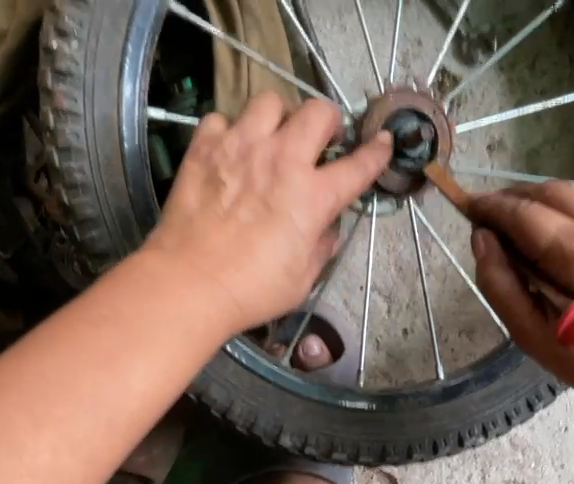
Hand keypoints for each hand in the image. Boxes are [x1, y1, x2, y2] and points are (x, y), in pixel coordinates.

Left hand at [142, 95, 391, 335]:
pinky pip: (222, 119)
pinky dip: (230, 131)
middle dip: (326, 122)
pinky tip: (230, 152)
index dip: (375, 153)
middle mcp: (281, 160)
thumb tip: (326, 228)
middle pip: (316, 112)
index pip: (357, 166)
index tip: (382, 144)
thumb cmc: (252, 290)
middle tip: (321, 141)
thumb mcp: (303, 279)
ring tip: (273, 138)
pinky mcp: (204, 148)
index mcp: (312, 197)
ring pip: (269, 102)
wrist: (191, 283)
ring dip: (279, 117)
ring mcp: (240, 147)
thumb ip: (321, 247)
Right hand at [468, 184, 573, 402]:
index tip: (466, 208)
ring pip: (566, 194)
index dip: (491, 208)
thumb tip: (481, 238)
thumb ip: (499, 282)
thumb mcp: (529, 331)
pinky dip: (554, 212)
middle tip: (483, 217)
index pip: (524, 213)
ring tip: (506, 226)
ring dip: (532, 203)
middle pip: (547, 192)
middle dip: (510, 199)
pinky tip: (538, 236)